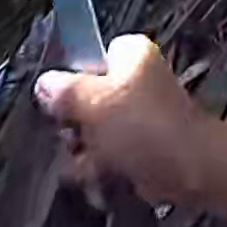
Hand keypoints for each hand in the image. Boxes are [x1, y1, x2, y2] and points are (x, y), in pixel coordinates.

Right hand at [34, 34, 213, 204]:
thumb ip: (66, 91)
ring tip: (97, 157)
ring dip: (85, 151)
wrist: (181, 164)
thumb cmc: (142, 123)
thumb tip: (44, 81)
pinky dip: (99, 166)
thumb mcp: (96, 101)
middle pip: (84, 98)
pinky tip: (105, 172)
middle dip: (76, 125)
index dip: (74, 78)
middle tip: (81, 134)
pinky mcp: (135, 141)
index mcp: (132, 53)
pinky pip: (101, 153)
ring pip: (89, 131)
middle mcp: (135, 77)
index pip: (91, 55)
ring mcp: (135, 111)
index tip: (66, 99)